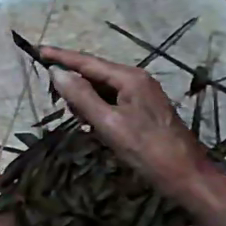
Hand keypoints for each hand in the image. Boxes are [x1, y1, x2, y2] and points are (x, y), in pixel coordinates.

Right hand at [40, 46, 209, 198]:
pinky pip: (113, 100)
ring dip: (84, 98)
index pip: (87, 61)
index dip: (61, 56)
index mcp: (129, 78)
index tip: (38, 50)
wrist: (187, 175)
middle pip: (95, 72)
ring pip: (103, 88)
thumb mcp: (109, 124)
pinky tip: (90, 123)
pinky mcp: (144, 109)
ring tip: (75, 116)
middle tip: (53, 96)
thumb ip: (82, 97)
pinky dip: (97, 108)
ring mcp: (142, 94)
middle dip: (73, 82)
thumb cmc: (147, 150)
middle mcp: (136, 79)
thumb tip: (57, 73)